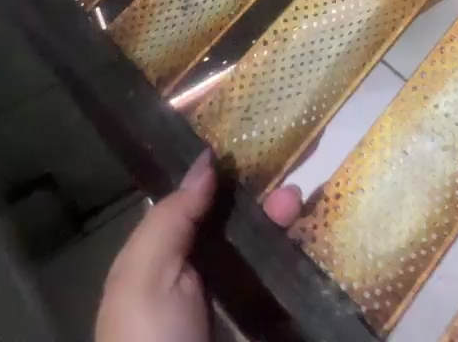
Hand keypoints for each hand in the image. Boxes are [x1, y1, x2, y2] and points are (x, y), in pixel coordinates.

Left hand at [95, 152, 303, 341]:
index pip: (193, 205)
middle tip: (286, 168)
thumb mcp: (141, 279)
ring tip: (297, 201)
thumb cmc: (150, 341)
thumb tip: (206, 162)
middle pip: (236, 216)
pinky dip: (306, 241)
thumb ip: (170, 220)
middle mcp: (202, 273)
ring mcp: (240, 294)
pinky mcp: (273, 311)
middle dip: (260, 188)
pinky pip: (292, 267)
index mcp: (163, 262)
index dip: (218, 172)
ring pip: (267, 237)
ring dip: (282, 211)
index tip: (248, 135)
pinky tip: (317, 220)